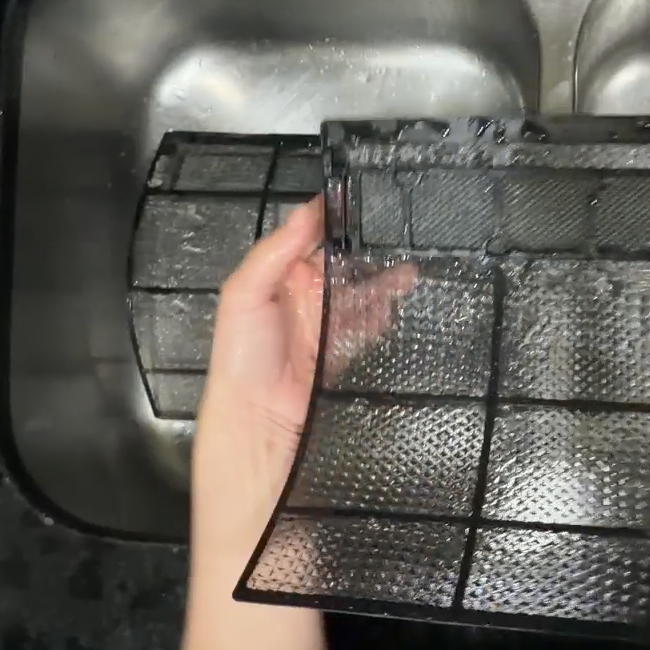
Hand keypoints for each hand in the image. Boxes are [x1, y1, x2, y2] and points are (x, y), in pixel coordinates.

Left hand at [191, 199, 413, 550]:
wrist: (261, 447)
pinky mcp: (348, 366)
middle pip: (338, 272)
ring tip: (407, 272)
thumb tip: (305, 215)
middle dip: (365, 254)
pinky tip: (398, 307)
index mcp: (272, 291)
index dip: (329, 225)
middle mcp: (299, 311)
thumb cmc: (242, 375)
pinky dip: (384, 319)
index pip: (305, 248)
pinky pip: (369, 333)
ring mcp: (326, 340)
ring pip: (359, 301)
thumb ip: (271, 256)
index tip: (359, 201)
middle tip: (394, 236)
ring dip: (381, 285)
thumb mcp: (243, 301)